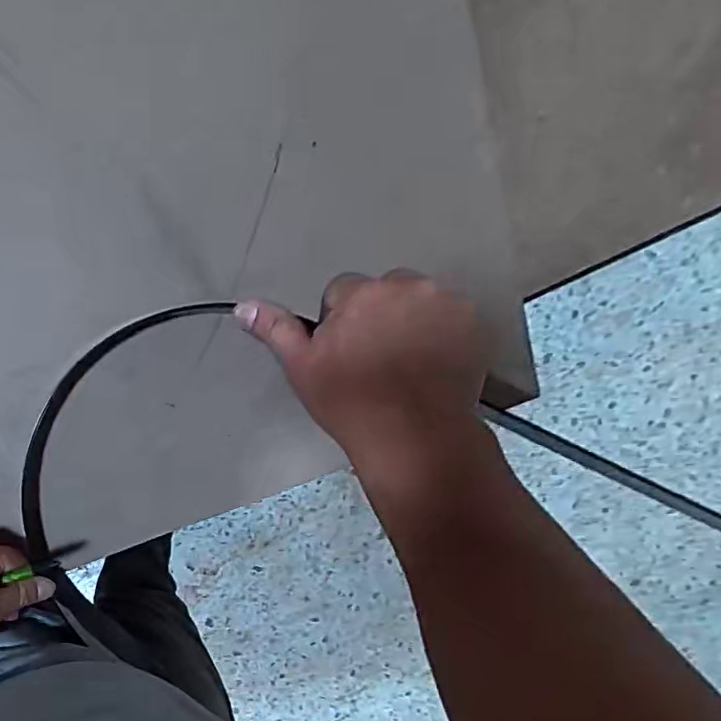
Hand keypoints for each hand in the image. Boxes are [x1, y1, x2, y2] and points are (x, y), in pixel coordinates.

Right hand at [237, 270, 490, 480]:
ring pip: (416, 300)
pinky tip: (424, 363)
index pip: (341, 289)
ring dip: (406, 319)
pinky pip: (448, 316)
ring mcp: (449, 304)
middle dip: (374, 313)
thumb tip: (244, 306)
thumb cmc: (348, 399)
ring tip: (397, 360)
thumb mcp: (301, 365)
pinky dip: (437, 331)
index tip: (339, 350)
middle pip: (383, 289)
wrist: (412, 432)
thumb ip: (275, 328)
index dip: (336, 320)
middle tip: (368, 355)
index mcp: (363, 294)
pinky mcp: (476, 323)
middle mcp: (410, 288)